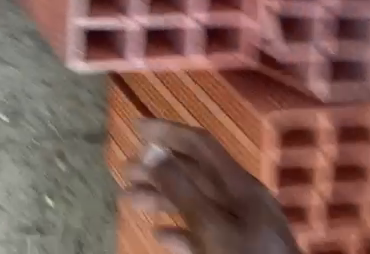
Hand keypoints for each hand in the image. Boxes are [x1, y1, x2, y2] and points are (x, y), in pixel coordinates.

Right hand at [125, 119, 300, 253]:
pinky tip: (161, 237)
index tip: (135, 128)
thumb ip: (181, 189)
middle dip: (157, 170)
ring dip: (161, 199)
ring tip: (129, 201)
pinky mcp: (241, 251)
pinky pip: (206, 231)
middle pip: (194, 173)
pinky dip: (181, 230)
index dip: (167, 131)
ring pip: (196, 202)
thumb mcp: (212, 227)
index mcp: (242, 186)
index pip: (200, 144)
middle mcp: (244, 200)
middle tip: (125, 171)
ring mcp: (245, 227)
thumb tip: (150, 150)